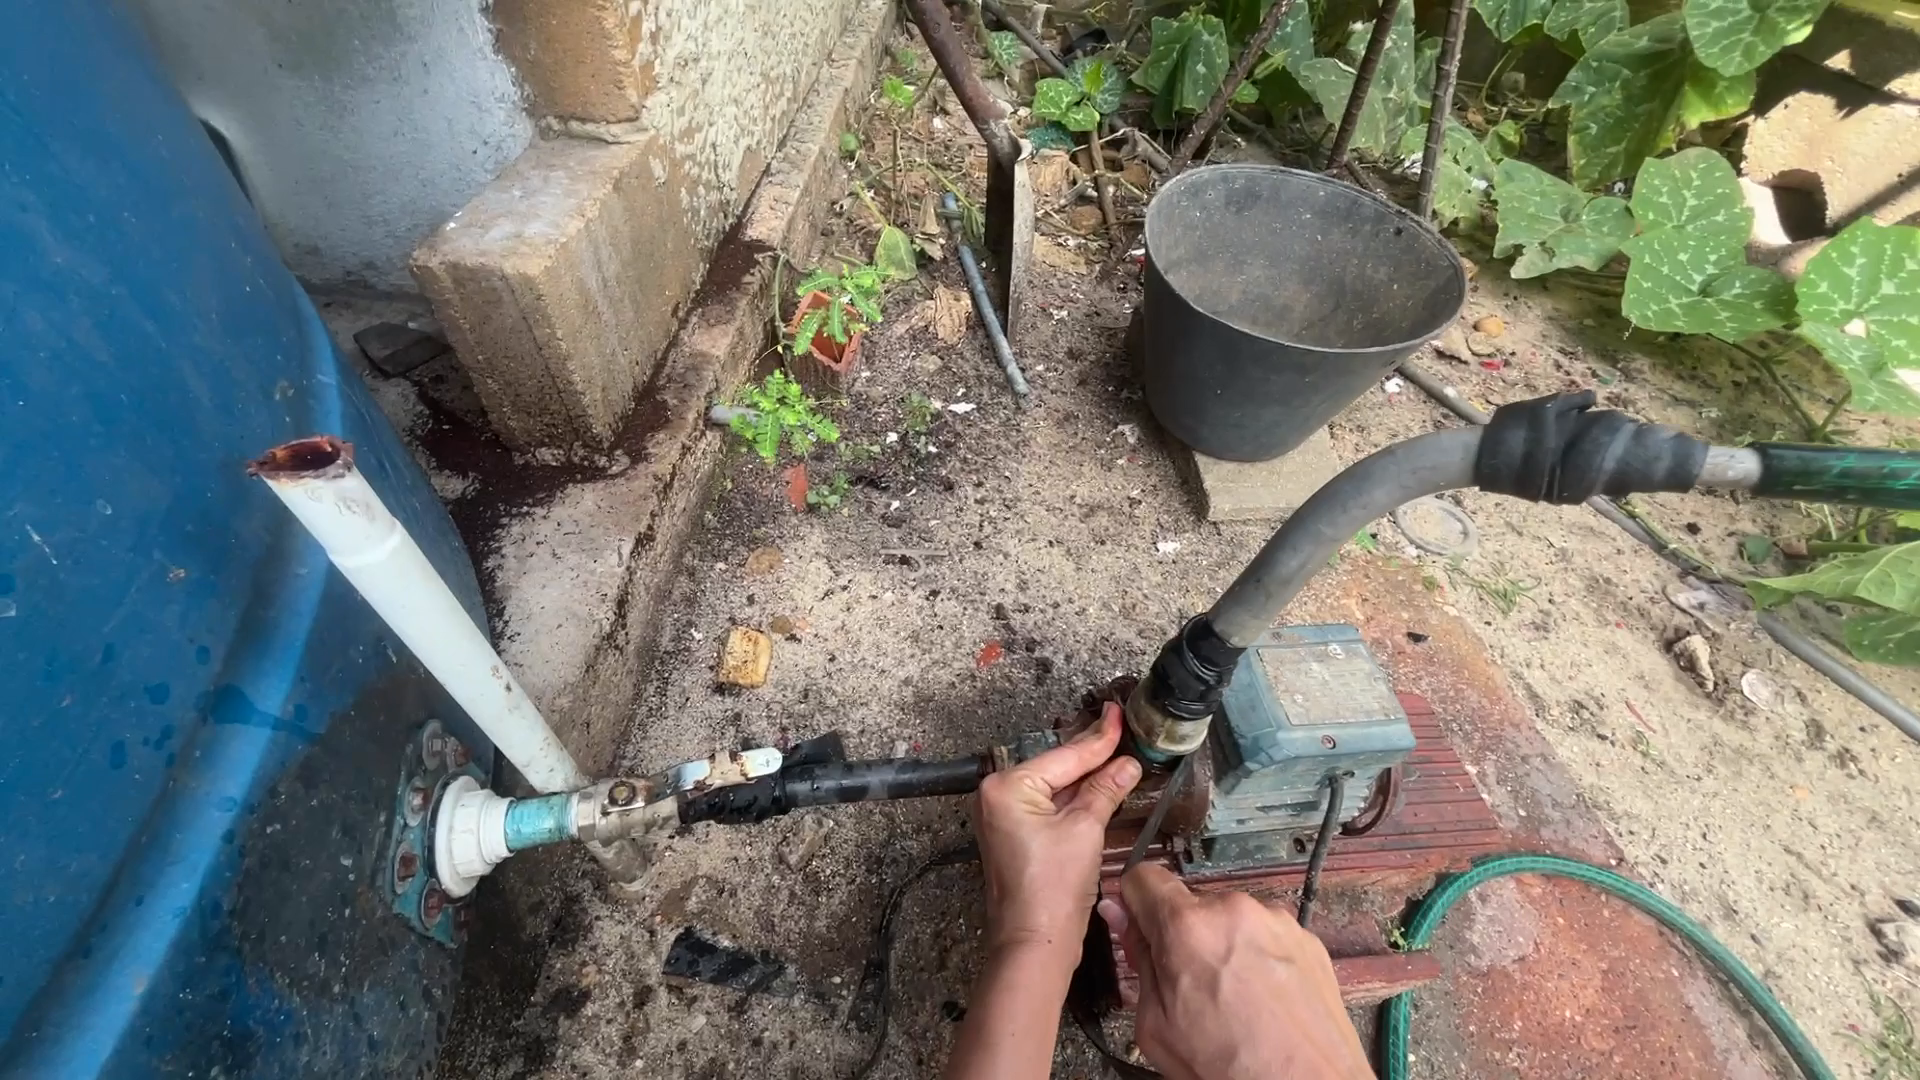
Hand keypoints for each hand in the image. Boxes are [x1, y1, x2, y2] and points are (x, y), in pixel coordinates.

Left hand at [971, 702, 1141, 960]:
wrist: (1033, 946)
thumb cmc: (1052, 890)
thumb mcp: (1084, 829)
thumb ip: (1104, 790)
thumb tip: (1127, 764)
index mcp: (1007, 785)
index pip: (1064, 756)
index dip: (1098, 738)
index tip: (1117, 713)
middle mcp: (997, 794)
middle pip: (1056, 767)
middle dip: (1091, 753)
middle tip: (1120, 726)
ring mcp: (1003, 815)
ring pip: (1054, 786)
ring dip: (1086, 776)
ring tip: (1117, 751)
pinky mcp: (1014, 833)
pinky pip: (1048, 805)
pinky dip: (1074, 798)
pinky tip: (1100, 785)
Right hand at [1098, 865, 1373, 1079]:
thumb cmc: (1232, 1071)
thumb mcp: (1157, 1026)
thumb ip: (1137, 960)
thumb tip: (1120, 916)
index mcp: (1187, 926)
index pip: (1143, 876)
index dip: (1135, 901)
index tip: (1139, 925)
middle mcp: (1231, 908)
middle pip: (1188, 902)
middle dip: (1183, 933)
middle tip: (1192, 983)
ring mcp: (1274, 920)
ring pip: (1228, 918)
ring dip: (1223, 943)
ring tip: (1236, 997)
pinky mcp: (1305, 937)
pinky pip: (1265, 933)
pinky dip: (1258, 956)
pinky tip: (1264, 999)